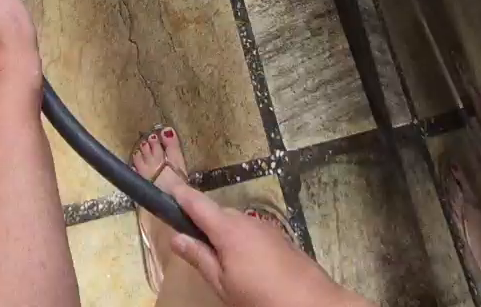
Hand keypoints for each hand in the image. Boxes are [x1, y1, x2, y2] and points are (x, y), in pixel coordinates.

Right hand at [161, 180, 366, 306]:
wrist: (315, 306)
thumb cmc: (262, 299)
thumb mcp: (223, 285)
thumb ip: (199, 258)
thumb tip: (175, 237)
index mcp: (227, 228)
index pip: (196, 201)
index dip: (179, 193)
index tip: (165, 186)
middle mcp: (245, 219)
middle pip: (216, 213)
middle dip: (202, 222)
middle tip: (191, 245)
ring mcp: (265, 227)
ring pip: (235, 224)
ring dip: (223, 235)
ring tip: (221, 265)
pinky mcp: (280, 239)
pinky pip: (252, 234)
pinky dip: (242, 243)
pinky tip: (247, 269)